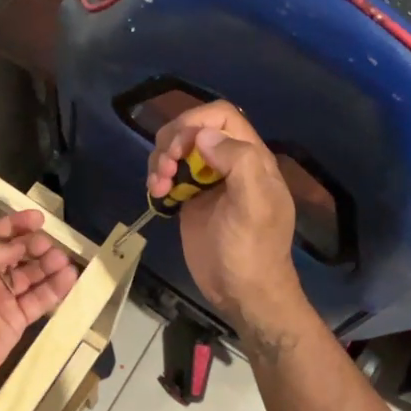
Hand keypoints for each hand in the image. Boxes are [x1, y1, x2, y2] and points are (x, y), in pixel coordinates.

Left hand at [0, 210, 77, 407]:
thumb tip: (19, 244)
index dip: (15, 225)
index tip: (39, 218)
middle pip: (16, 253)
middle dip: (34, 245)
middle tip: (50, 244)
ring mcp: (1, 298)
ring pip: (30, 275)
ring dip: (48, 265)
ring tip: (64, 260)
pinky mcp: (16, 320)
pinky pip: (39, 300)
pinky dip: (55, 289)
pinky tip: (69, 278)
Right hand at [147, 102, 301, 320]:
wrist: (243, 294)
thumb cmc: (252, 250)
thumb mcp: (253, 205)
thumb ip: (238, 162)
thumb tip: (204, 136)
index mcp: (252, 158)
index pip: (223, 116)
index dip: (196, 120)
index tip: (180, 146)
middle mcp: (230, 163)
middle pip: (195, 128)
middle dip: (173, 140)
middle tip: (165, 168)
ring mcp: (208, 182)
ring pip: (178, 150)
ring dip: (161, 159)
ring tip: (158, 185)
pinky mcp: (191, 200)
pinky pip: (170, 174)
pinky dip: (158, 177)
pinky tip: (157, 194)